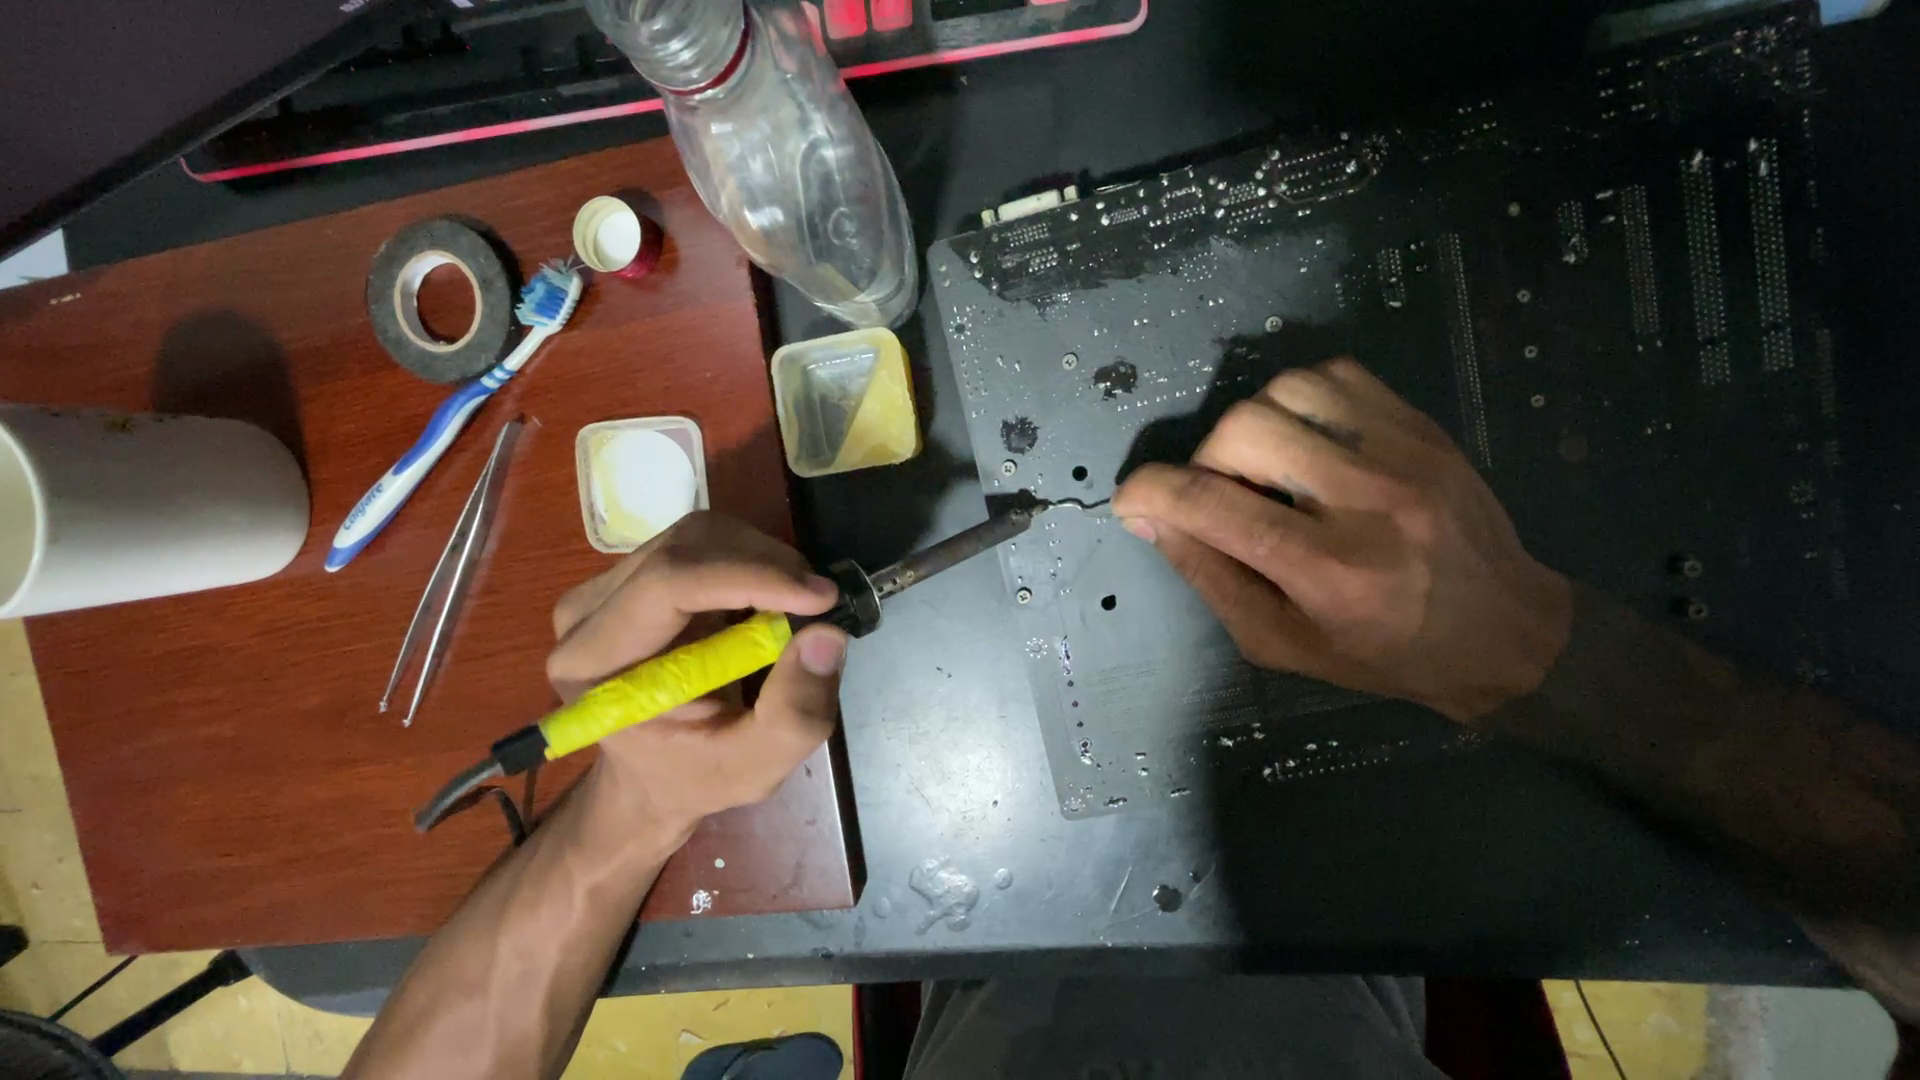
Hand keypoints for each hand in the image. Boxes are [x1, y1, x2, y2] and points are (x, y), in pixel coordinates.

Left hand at [545, 513, 847, 832]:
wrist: (657, 773)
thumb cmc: (698, 775)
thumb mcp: (755, 767)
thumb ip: (794, 713)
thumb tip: (827, 633)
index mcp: (594, 666)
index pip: (667, 584)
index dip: (748, 577)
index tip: (821, 596)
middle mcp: (588, 613)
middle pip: (686, 547)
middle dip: (766, 565)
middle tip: (819, 605)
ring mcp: (610, 586)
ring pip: (701, 535)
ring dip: (765, 561)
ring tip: (796, 608)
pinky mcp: (640, 573)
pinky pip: (706, 542)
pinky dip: (755, 561)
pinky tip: (770, 602)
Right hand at [1112, 358, 1572, 722]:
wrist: (1502, 631)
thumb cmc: (1380, 652)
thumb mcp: (1279, 641)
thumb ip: (1208, 576)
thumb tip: (1150, 518)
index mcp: (1327, 570)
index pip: (1211, 506)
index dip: (1150, 494)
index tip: (1130, 501)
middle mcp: (1367, 500)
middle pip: (1243, 431)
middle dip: (1204, 460)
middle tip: (1218, 495)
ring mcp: (1402, 453)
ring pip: (1283, 391)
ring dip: (1249, 427)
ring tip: (1263, 467)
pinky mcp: (1421, 426)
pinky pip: (1332, 376)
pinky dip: (1294, 400)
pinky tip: (1301, 440)